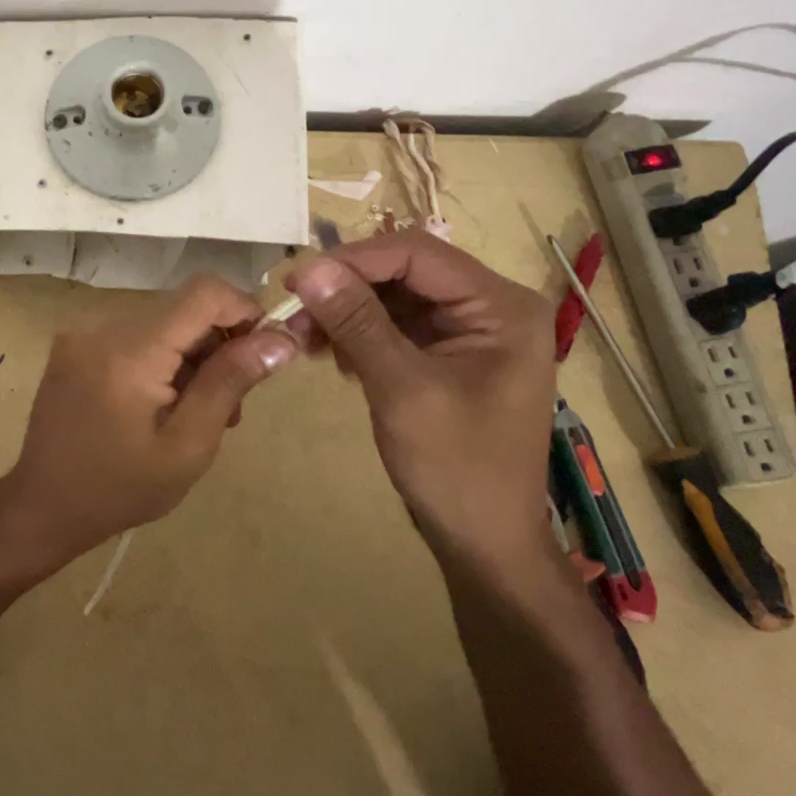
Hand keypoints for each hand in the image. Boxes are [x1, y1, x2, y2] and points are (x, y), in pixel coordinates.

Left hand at [0, 275, 297, 578]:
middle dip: (218, 346)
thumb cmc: (121, 488)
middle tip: (229, 406)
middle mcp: (101, 326)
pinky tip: (162, 403)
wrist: (44, 505)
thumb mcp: (188, 445)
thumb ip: (230, 382)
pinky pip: (133, 335)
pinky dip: (160, 359)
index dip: (244, 310)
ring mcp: (82, 333)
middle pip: (182, 308)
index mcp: (129, 350)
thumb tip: (281, 338)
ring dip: (190, 357)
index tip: (263, 353)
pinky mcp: (74, 345)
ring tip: (197, 414)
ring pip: (161, 321)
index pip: (203, 292)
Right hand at [283, 231, 556, 565]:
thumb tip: (310, 268)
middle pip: (406, 272)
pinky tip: (334, 358)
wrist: (484, 540)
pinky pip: (398, 328)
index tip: (295, 282)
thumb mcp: (402, 389)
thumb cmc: (455, 467)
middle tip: (294, 316)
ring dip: (348, 313)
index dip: (353, 260)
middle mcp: (492, 309)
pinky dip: (361, 336)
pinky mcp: (450, 358)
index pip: (417, 254)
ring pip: (396, 299)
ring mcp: (472, 334)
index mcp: (501, 307)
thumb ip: (358, 324)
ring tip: (304, 341)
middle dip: (347, 289)